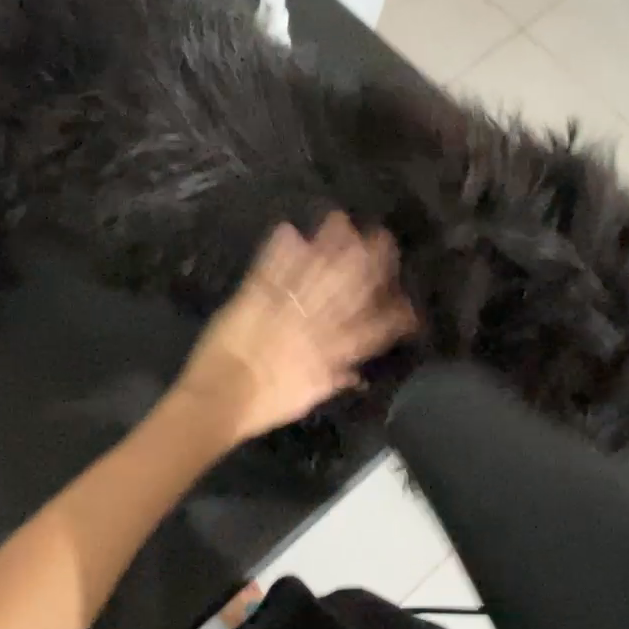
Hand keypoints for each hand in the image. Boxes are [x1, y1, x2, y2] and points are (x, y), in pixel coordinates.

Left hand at [173, 212, 416, 443]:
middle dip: (365, 263)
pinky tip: (288, 229)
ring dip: (329, 247)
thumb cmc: (263, 407)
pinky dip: (279, 250)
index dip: (389, 311)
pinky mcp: (253, 298)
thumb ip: (331, 380)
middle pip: (346, 289)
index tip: (404, 296)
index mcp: (330, 352)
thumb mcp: (306, 396)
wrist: (224, 399)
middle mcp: (313, 325)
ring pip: (314, 274)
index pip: (369, 327)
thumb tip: (356, 374)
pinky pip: (270, 270)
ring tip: (342, 222)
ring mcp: (284, 308)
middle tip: (382, 238)